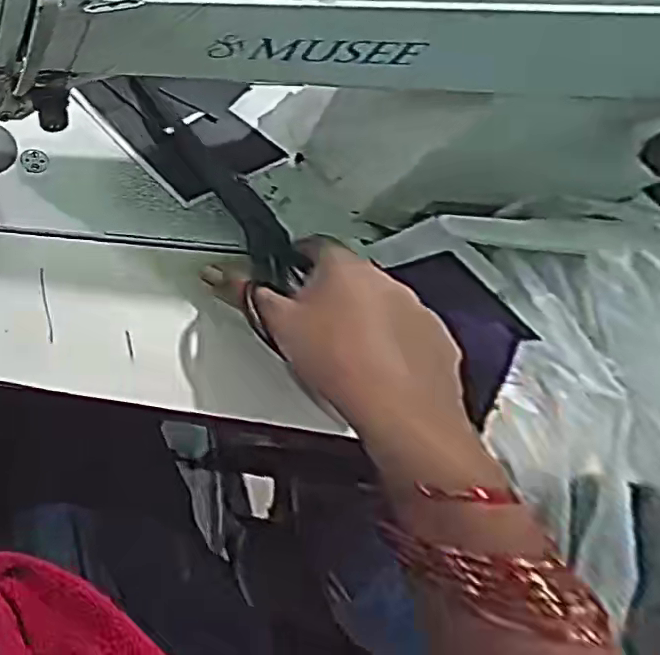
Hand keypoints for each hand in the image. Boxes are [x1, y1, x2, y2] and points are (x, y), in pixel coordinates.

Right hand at [201, 238, 467, 447]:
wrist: (401, 415)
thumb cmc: (342, 365)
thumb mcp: (274, 320)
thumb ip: (245, 290)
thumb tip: (220, 275)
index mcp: (345, 267)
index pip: (313, 244)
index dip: (291, 256)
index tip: (281, 272)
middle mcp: (387, 283)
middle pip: (344, 274)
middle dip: (322, 290)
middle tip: (299, 315)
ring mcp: (418, 313)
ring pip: (375, 302)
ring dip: (355, 315)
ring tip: (330, 345)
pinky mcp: (438, 344)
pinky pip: (404, 331)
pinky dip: (384, 341)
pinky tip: (363, 363)